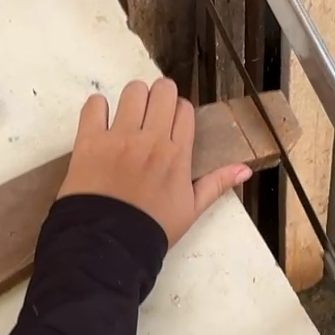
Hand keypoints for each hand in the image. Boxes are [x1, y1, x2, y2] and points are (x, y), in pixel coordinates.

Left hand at [58, 78, 251, 246]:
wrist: (110, 244)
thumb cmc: (152, 228)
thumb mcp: (191, 210)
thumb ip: (217, 184)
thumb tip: (245, 169)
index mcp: (177, 153)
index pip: (184, 109)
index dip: (179, 111)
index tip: (171, 123)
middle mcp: (150, 138)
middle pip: (162, 91)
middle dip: (159, 96)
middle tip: (150, 113)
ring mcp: (119, 137)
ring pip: (132, 92)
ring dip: (132, 98)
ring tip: (127, 115)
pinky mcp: (89, 141)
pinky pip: (94, 105)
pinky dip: (98, 107)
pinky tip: (101, 121)